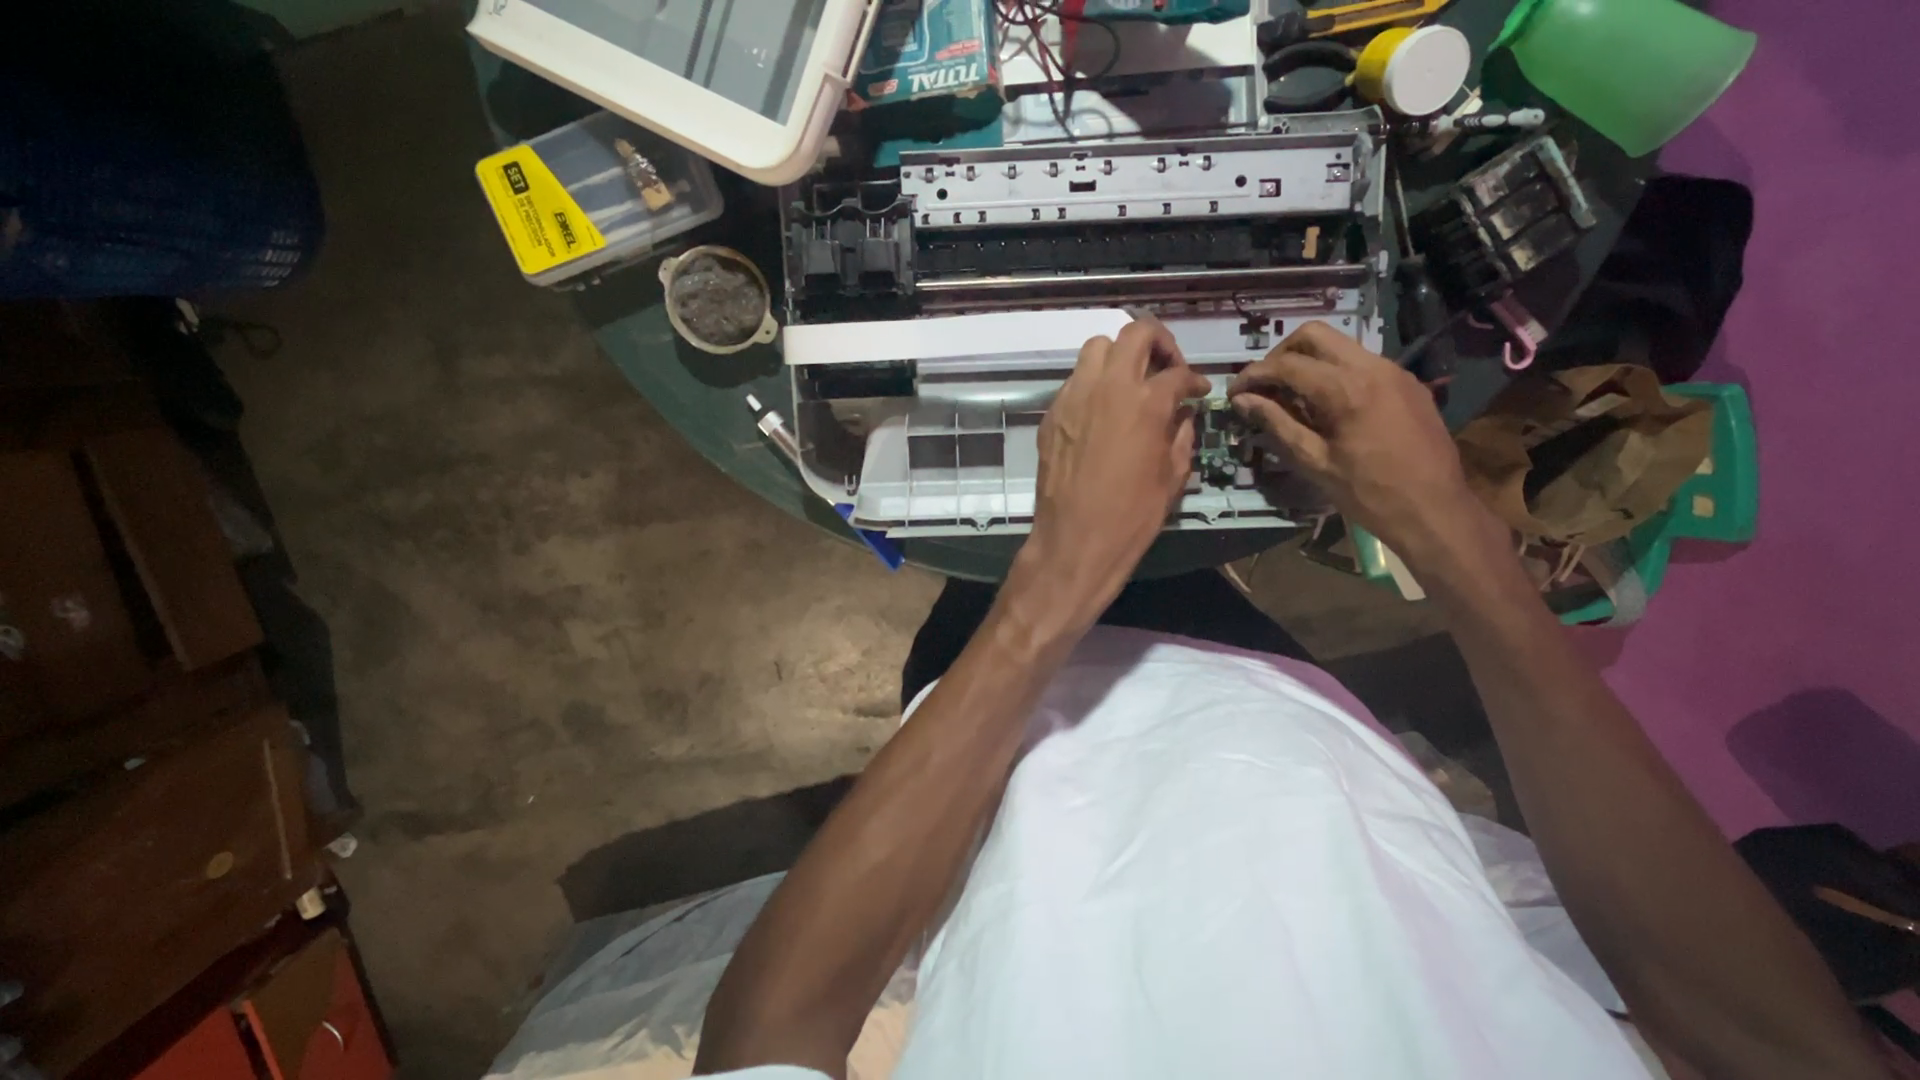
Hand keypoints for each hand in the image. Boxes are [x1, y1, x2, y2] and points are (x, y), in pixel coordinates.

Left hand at [1016, 317, 1208, 627]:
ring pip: (1097, 347)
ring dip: (1119, 355)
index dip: (1194, 379)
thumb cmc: (1132, 516)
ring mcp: (1074, 397)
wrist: (1075, 540)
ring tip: (1131, 381)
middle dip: (1158, 343)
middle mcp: (1108, 387)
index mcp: (1146, 403)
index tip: (1198, 389)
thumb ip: (1181, 435)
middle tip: (1166, 367)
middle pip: (1135, 334)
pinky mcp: (1053, 413)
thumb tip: (1182, 414)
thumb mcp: (1172, 476)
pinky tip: (1103, 409)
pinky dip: (1093, 382)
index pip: (1177, 373)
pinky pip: (1075, 380)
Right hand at [1229, 321, 1491, 566]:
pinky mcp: (1407, 383)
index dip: (1253, 375)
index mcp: (1346, 389)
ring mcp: (1394, 371)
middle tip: (1264, 386)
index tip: (1234, 393)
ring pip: (1340, 345)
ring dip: (1308, 362)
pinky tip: (1326, 407)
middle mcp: (1372, 367)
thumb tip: (1243, 401)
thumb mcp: (1314, 462)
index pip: (1286, 364)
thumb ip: (1276, 424)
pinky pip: (1362, 363)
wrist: (1435, 509)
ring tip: (1291, 398)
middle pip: (1314, 335)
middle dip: (1280, 355)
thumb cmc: (1369, 494)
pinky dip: (1335, 373)